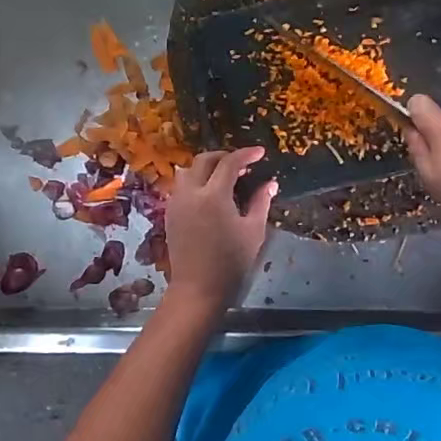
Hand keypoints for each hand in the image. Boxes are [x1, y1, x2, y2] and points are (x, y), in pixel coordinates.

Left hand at [164, 147, 276, 311]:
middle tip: (242, 164)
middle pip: (204, 160)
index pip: (229, 163)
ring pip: (188, 171)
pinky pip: (181, 187)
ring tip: (225, 178)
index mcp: (213, 195)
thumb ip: (261, 202)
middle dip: (223, 156)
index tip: (259, 153)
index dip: (246, 154)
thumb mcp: (253, 231)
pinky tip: (209, 194)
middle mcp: (190, 193)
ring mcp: (176, 202)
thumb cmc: (231, 262)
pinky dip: (195, 181)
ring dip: (206, 168)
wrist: (198, 287)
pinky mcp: (170, 213)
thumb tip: (270, 183)